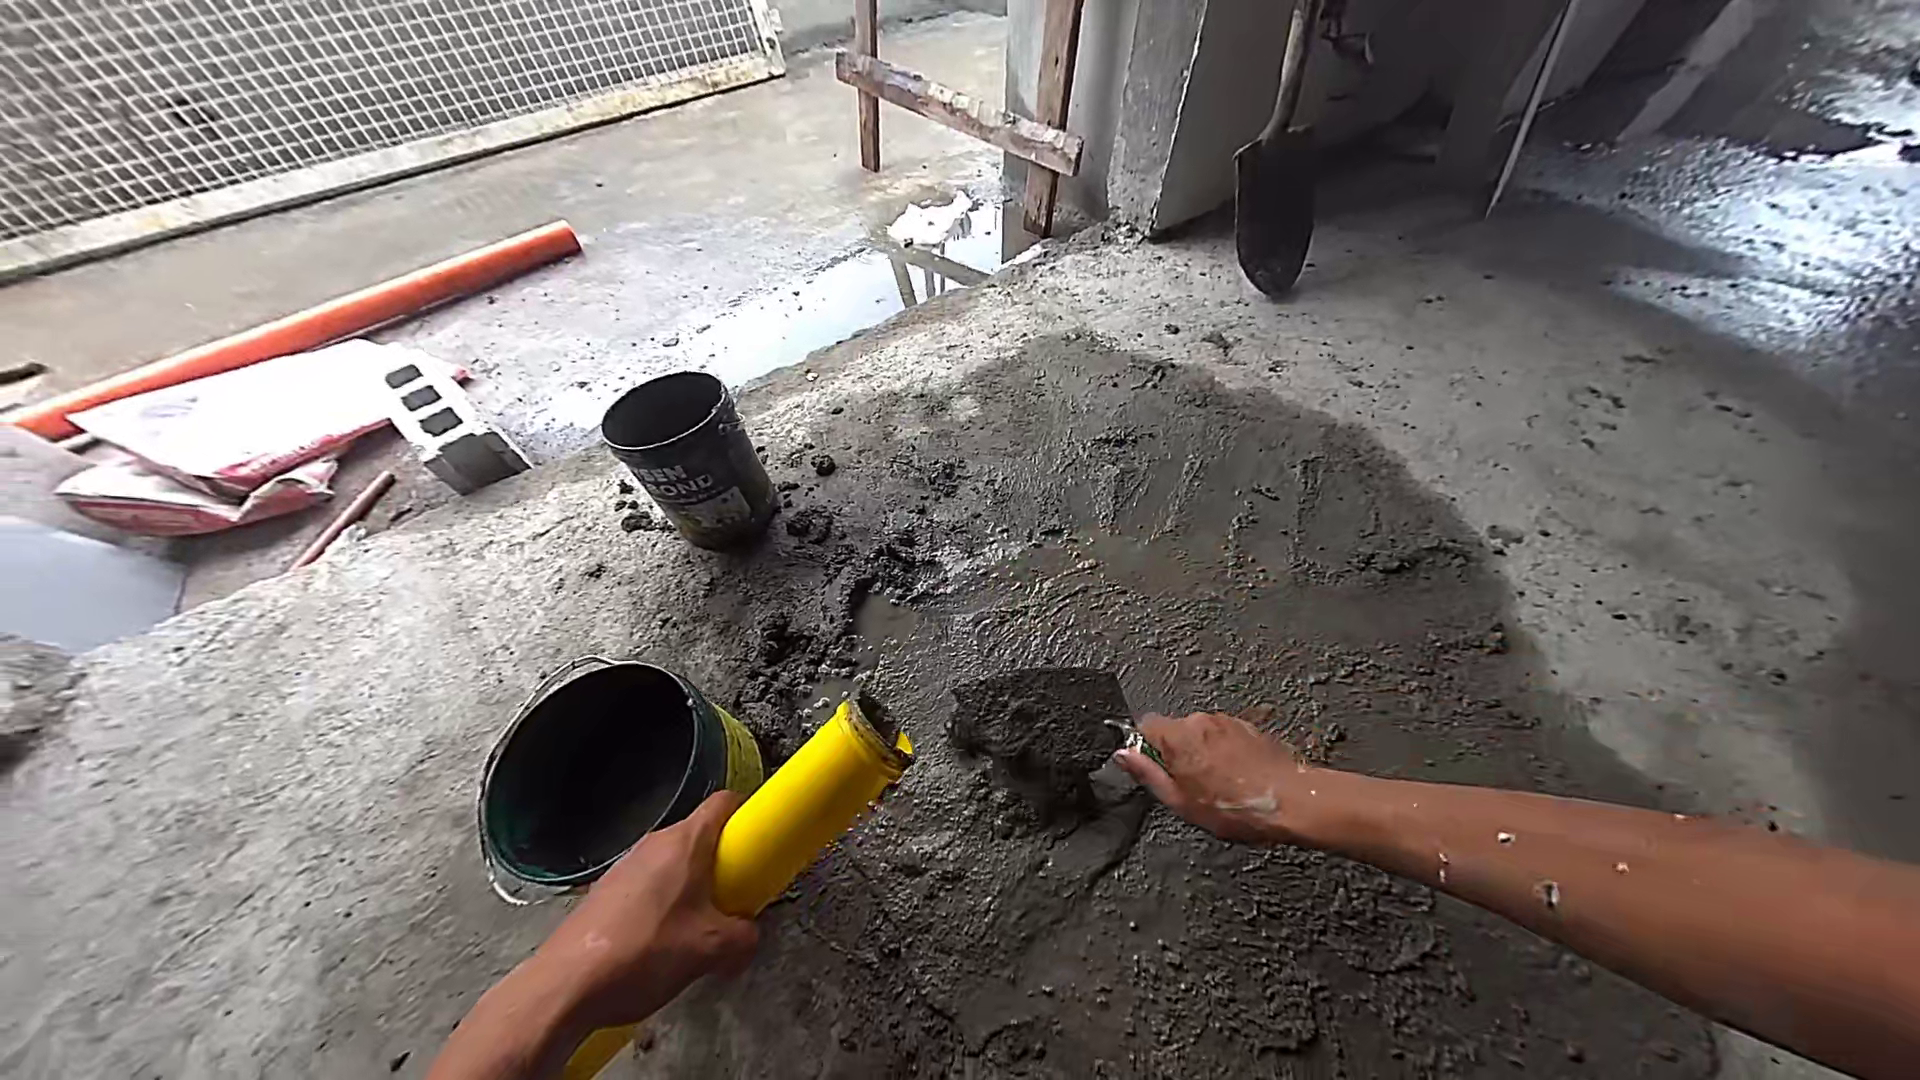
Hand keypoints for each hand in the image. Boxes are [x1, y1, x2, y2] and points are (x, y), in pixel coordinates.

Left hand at [533, 791, 759, 1029]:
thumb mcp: (710, 949)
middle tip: (731, 896)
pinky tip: (657, 942)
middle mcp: (656, 842)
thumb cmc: (644, 952)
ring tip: (694, 927)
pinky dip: (661, 901)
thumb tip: (749, 937)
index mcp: (686, 841)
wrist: (563, 988)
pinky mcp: (604, 891)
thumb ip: (744, 938)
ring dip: (690, 884)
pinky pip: (647, 882)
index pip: (725, 801)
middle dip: (721, 861)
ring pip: (673, 860)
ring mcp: (626, 864)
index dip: (746, 813)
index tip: (757, 840)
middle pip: (701, 833)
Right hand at [1113, 711, 1316, 844]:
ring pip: (1199, 732)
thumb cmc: (1238, 808)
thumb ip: (1146, 773)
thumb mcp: (1180, 801)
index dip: (1145, 747)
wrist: (1291, 801)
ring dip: (1202, 751)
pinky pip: (1223, 734)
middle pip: (1173, 730)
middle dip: (1177, 752)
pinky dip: (1224, 750)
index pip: (1144, 725)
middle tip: (1191, 784)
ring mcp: (1225, 721)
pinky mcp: (1246, 726)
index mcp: (1177, 737)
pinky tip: (1237, 776)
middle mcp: (1199, 721)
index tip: (1156, 768)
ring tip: (1220, 783)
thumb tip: (1123, 756)